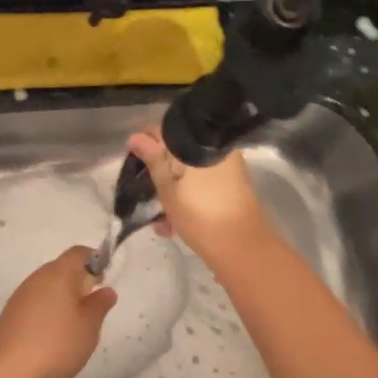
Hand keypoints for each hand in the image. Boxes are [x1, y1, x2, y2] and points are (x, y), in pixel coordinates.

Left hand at [0, 248, 117, 377]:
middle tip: (90, 309)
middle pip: (61, 269)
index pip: (78, 253)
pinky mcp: (9, 314)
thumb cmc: (57, 344)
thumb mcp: (89, 327)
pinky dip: (46, 312)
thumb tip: (106, 290)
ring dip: (62, 299)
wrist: (9, 372)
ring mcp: (19, 296)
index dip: (94, 261)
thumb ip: (99, 305)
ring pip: (47, 287)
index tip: (102, 282)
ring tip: (72, 327)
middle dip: (78, 283)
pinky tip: (50, 338)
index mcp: (58, 273)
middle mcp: (36, 278)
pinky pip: (34, 303)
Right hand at [126, 130, 274, 263]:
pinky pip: (203, 182)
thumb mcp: (168, 189)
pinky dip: (189, 196)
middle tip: (146, 193)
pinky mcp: (233, 184)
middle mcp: (214, 149)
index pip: (165, 130)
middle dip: (160, 172)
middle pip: (178, 152)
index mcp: (198, 144)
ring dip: (173, 189)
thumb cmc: (199, 216)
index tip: (133, 162)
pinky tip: (175, 223)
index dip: (145, 144)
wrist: (243, 247)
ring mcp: (226, 166)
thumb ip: (153, 160)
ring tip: (160, 219)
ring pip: (190, 170)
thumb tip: (136, 136)